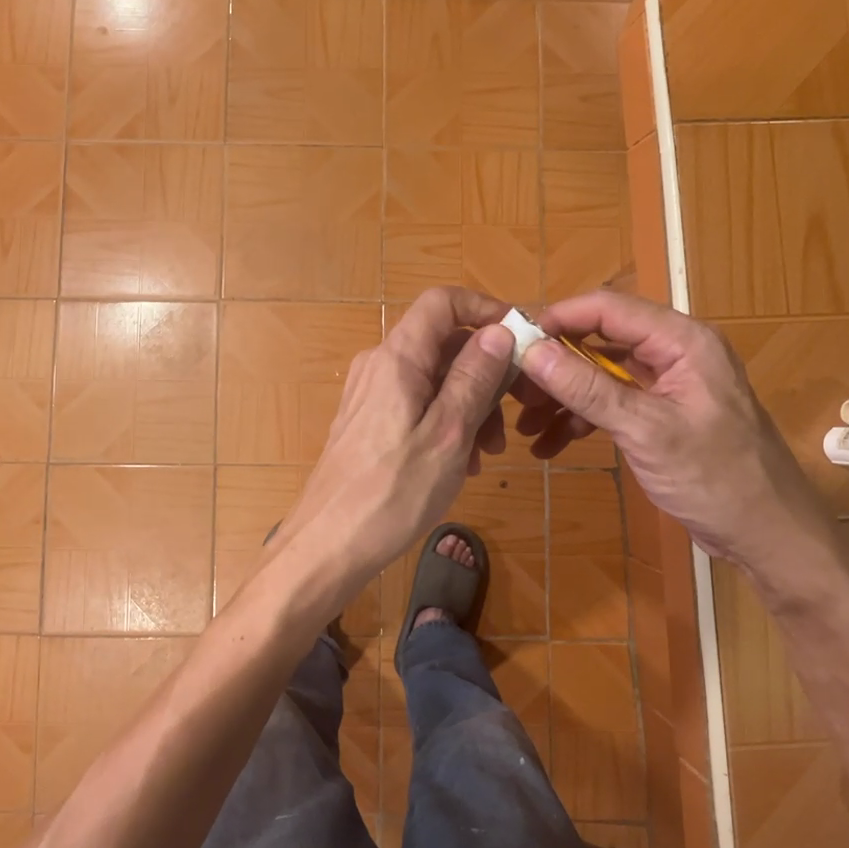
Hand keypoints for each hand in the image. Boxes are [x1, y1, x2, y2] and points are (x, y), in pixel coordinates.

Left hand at [270, 287, 515, 597]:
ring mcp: (370, 394)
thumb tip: (498, 331)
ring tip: (486, 454)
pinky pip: (416, 404)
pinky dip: (445, 422)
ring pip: (433, 378)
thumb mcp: (448, 434)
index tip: (521, 340)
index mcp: (397, 358)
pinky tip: (460, 463)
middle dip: (486, 373)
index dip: (484, 310)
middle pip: (443, 343)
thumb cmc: (392, 492)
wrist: (327, 545)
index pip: (442, 302)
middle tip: (516, 416)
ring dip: (469, 405)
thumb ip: (474, 379)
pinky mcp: (367, 422)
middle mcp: (379, 365)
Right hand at [517, 291, 826, 566]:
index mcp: (682, 341)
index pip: (608, 308)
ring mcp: (668, 384)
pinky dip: (581, 419)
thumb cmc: (718, 479)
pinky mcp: (662, 414)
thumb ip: (588, 389)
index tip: (513, 340)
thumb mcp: (647, 432)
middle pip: (599, 339)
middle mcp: (674, 352)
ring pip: (600, 373)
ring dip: (562, 396)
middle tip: (513, 390)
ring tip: (525, 424)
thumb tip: (532, 352)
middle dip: (554, 364)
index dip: (558, 318)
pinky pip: (611, 403)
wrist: (770, 537)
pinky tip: (550, 444)